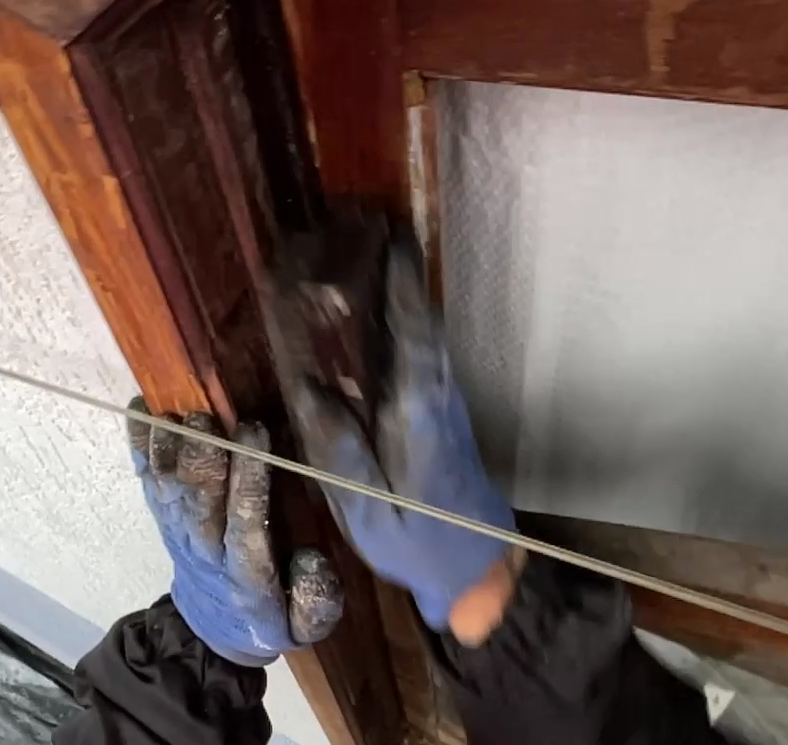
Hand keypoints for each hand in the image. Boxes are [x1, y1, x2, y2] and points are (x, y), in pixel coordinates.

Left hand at [128, 400, 344, 665]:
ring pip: (168, 481)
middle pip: (199, 495)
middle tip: (213, 415)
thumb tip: (314, 560)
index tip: (256, 431)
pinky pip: (144, 474)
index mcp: (245, 570)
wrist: (211, 626)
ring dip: (171, 444)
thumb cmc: (268, 614)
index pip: (245, 518)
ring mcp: (175, 525)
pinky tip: (141, 407)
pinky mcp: (159, 510)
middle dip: (204, 453)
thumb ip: (316, 600)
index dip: (249, 474)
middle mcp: (203, 543)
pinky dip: (139, 440)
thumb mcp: (304, 628)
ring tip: (181, 409)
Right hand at [271, 236, 517, 638]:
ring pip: (420, 329)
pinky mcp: (438, 401)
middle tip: (368, 224)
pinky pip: (415, 344)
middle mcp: (437, 392)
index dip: (404, 286)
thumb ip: (339, 450)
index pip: (413, 337)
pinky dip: (396, 313)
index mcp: (419, 415)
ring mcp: (442, 394)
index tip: (393, 239)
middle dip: (399, 270)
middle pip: (419, 319)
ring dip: (397, 286)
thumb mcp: (367, 511)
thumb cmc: (417, 538)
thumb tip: (311, 388)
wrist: (476, 562)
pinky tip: (367, 302)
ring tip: (361, 248)